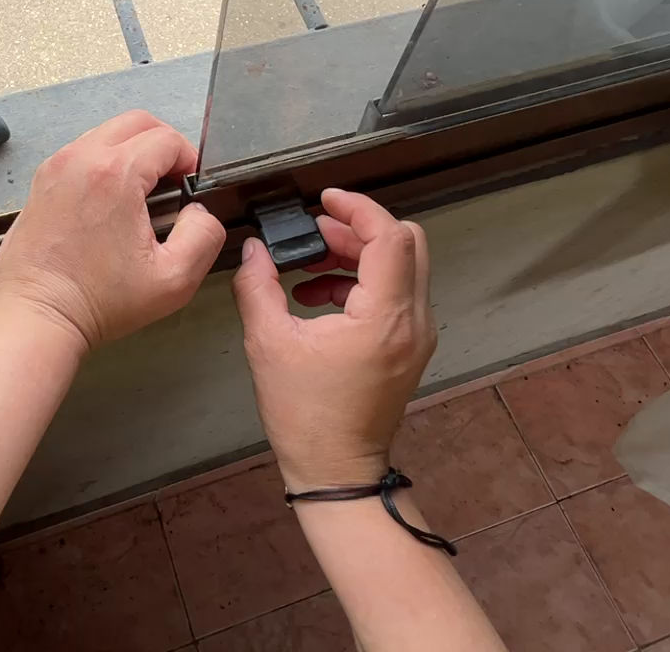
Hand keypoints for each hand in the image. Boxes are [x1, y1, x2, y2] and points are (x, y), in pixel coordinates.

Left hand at [0, 111, 226, 353]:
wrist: (35, 316)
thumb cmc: (95, 302)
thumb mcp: (173, 279)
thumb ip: (203, 236)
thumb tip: (201, 212)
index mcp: (116, 173)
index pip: (167, 139)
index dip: (189, 159)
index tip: (190, 185)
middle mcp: (82, 158)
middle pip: (137, 121)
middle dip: (164, 144)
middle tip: (174, 179)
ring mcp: (57, 166)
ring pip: (108, 132)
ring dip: (133, 150)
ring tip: (144, 192)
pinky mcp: (42, 180)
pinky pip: (83, 151)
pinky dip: (105, 162)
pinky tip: (113, 201)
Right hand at [231, 188, 436, 490]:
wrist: (337, 470)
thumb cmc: (305, 414)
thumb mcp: (268, 342)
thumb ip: (258, 285)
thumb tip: (253, 249)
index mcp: (384, 317)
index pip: (390, 237)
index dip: (358, 208)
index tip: (325, 199)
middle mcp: (413, 321)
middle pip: (406, 243)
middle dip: (358, 227)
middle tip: (315, 229)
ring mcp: (416, 335)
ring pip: (403, 266)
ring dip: (358, 252)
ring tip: (310, 262)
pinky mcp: (408, 346)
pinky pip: (396, 292)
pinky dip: (362, 279)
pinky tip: (319, 294)